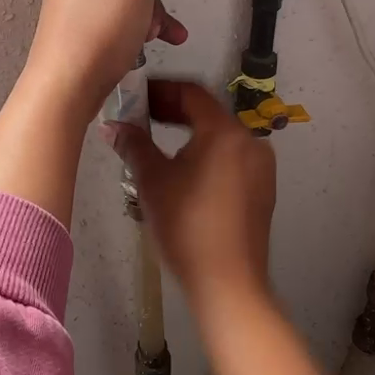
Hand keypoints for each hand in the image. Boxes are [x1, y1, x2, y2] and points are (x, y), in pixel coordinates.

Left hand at [21, 0, 186, 122]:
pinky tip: (143, 48)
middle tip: (153, 15)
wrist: (69, 84)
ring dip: (150, 19)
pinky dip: (136, 36)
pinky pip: (118, 29)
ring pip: (128, 5)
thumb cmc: (96, 26)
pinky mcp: (82, 38)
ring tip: (156, 36)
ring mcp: (75, 11)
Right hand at [105, 80, 276, 306]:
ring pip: (219, 140)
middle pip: (208, 115)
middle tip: (140, 120)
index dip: (160, 90)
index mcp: (226, 133)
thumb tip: (113, 126)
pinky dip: (205, 158)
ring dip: (188, 137)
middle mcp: (250, 142)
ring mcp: (261, 169)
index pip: (191, 93)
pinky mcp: (262, 191)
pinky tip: (182, 177)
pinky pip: (230, 161)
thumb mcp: (152, 181)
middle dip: (171, 114)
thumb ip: (133, 145)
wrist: (228, 283)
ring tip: (156, 149)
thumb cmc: (186, 225)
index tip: (135, 97)